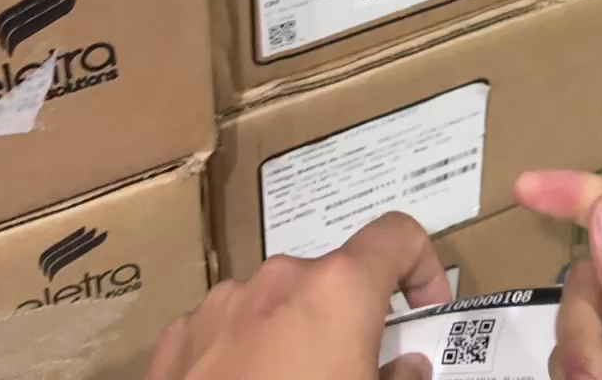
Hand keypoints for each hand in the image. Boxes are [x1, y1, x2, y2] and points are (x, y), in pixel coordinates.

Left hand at [150, 212, 453, 379]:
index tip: (424, 318)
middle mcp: (280, 277)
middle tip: (353, 376)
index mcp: (338, 288)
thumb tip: (405, 367)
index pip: (398, 235)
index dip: (423, 268)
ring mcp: (221, 304)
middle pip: (334, 281)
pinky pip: (228, 329)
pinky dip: (245, 355)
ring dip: (296, 338)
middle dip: (351, 322)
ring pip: (279, 304)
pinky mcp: (177, 341)